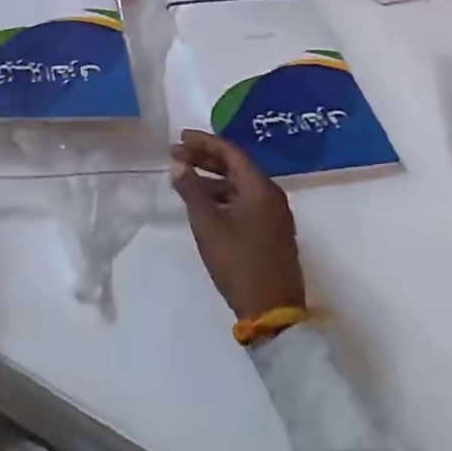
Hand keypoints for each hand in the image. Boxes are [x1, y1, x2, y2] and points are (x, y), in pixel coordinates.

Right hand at [171, 129, 304, 320]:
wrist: (272, 312)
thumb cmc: (238, 261)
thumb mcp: (207, 223)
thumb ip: (191, 189)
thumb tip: (178, 164)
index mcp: (261, 189)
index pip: (230, 152)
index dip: (203, 142)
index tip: (178, 138)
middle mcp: (272, 196)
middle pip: (236, 166)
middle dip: (205, 158)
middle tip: (176, 156)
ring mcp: (275, 216)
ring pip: (239, 185)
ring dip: (212, 178)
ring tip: (185, 180)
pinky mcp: (272, 232)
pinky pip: (244, 201)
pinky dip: (222, 196)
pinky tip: (203, 203)